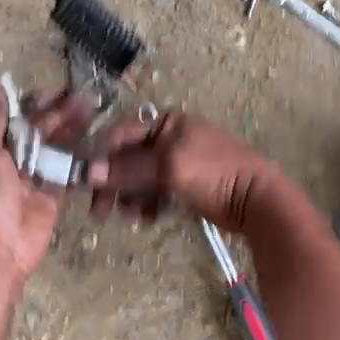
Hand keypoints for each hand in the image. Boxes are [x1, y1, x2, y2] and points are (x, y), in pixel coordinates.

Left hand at [0, 83, 90, 282]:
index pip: (12, 118)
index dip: (32, 104)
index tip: (53, 89)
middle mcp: (9, 160)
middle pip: (37, 132)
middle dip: (57, 115)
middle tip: (82, 97)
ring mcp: (32, 178)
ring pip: (54, 149)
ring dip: (71, 131)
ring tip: (92, 113)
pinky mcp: (51, 195)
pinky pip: (66, 172)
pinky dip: (79, 159)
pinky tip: (97, 142)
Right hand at [85, 112, 284, 232]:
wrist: (256, 201)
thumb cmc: (213, 173)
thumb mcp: (169, 167)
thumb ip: (129, 169)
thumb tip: (89, 173)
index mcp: (167, 122)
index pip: (122, 132)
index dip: (101, 154)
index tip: (83, 179)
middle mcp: (168, 137)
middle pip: (127, 157)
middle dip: (113, 182)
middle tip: (98, 210)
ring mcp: (176, 162)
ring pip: (139, 177)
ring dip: (129, 196)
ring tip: (129, 216)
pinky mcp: (182, 185)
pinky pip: (154, 191)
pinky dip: (146, 203)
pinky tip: (147, 217)